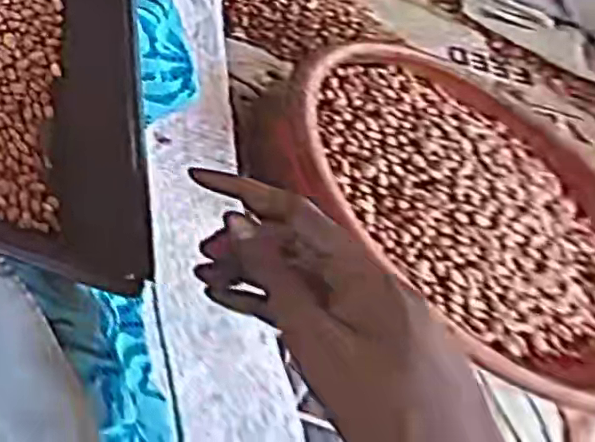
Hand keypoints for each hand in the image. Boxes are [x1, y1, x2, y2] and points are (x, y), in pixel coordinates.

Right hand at [190, 169, 497, 441]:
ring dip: (255, 275)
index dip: (241, 189)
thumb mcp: (310, 334)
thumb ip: (271, 272)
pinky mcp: (386, 344)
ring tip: (215, 282)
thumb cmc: (391, 416)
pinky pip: (322, 305)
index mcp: (370, 279)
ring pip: (305, 276)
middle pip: (297, 245)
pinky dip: (280, 301)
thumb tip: (239, 224)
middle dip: (243, 245)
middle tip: (207, 254)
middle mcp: (383, 291)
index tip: (203, 179)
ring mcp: (388, 318)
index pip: (295, 211)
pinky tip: (244, 305)